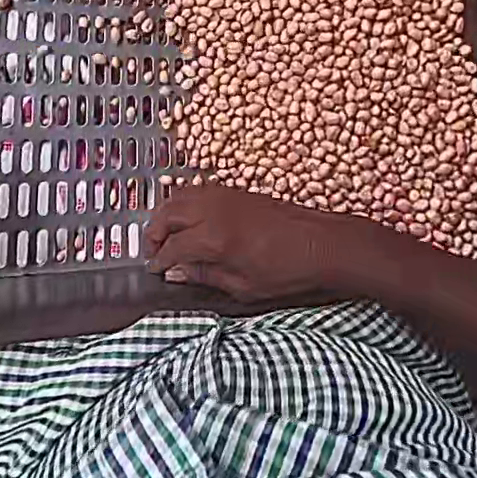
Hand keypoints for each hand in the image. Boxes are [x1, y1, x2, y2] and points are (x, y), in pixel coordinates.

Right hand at [145, 183, 400, 302]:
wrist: (322, 243)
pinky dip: (184, 202)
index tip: (155, 270)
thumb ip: (205, 276)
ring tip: (167, 235)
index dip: (159, 260)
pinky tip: (189, 220)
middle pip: (168, 213)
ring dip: (167, 214)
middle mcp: (213, 211)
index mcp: (213, 238)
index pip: (172, 247)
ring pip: (180, 196)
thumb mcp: (243, 287)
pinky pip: (197, 191)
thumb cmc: (287, 271)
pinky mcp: (236, 190)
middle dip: (154, 233)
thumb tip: (177, 273)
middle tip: (155, 252)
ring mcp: (224, 196)